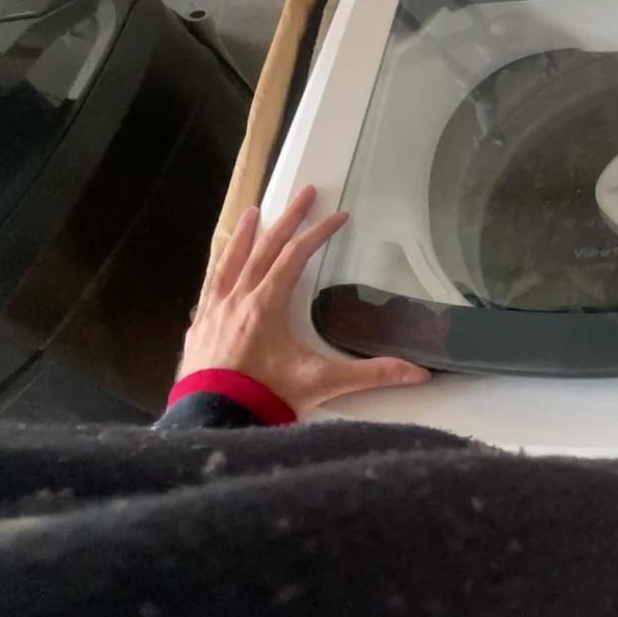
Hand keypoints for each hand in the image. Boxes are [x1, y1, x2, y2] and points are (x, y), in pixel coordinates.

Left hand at [181, 185, 428, 410]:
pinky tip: (222, 261)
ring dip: (246, 234)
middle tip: (305, 192)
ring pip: (231, 261)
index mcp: (268, 304)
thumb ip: (371, 374)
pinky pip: (211, 285)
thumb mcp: (322, 383)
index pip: (297, 256)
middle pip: (265, 248)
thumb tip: (418, 374)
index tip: (339, 216)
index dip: (320, 233)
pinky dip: (220, 265)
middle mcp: (239, 299)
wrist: (210, 424)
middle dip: (288, 218)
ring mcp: (214, 311)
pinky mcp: (199, 327)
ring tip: (254, 211)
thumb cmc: (265, 398)